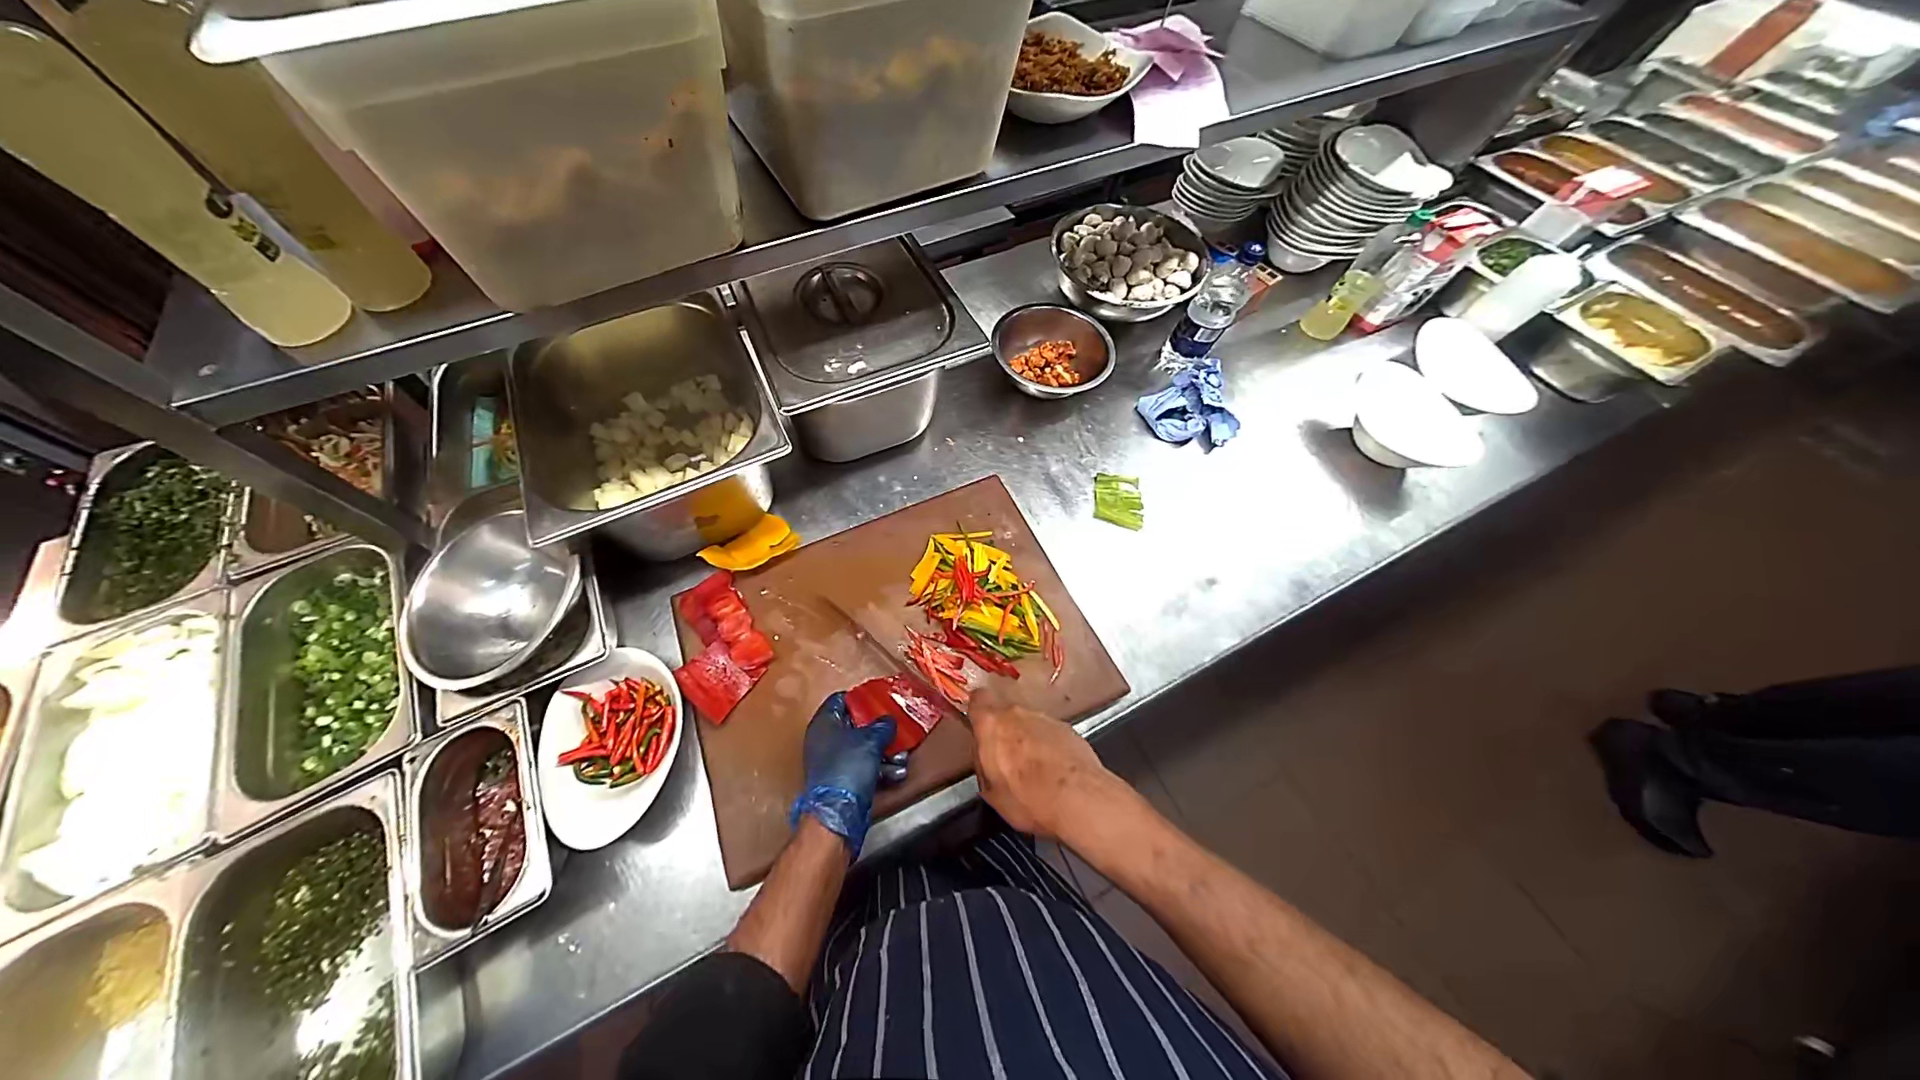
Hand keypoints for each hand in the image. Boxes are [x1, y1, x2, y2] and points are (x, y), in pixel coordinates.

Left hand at [790, 692, 894, 854]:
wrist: (837, 812)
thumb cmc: (849, 767)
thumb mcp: (870, 740)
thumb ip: (882, 725)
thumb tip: (888, 720)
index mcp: (824, 723)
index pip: (840, 699)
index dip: (861, 698)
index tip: (880, 700)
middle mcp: (824, 740)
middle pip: (854, 724)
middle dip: (878, 729)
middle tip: (896, 729)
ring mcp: (831, 761)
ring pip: (861, 748)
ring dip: (883, 751)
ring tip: (901, 756)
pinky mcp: (841, 780)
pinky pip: (862, 766)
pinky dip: (878, 768)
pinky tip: (896, 773)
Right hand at [971, 690, 1125, 840]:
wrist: (1078, 798)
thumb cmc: (1029, 798)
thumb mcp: (991, 793)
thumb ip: (983, 766)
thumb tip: (986, 763)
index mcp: (991, 725)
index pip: (978, 700)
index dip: (978, 711)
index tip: (979, 725)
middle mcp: (1017, 715)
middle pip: (1005, 716)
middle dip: (1005, 734)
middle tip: (1007, 761)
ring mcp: (1045, 719)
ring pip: (1030, 726)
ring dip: (1029, 742)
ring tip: (1035, 773)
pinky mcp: (1068, 729)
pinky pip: (1051, 735)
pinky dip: (1051, 748)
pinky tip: (1054, 773)